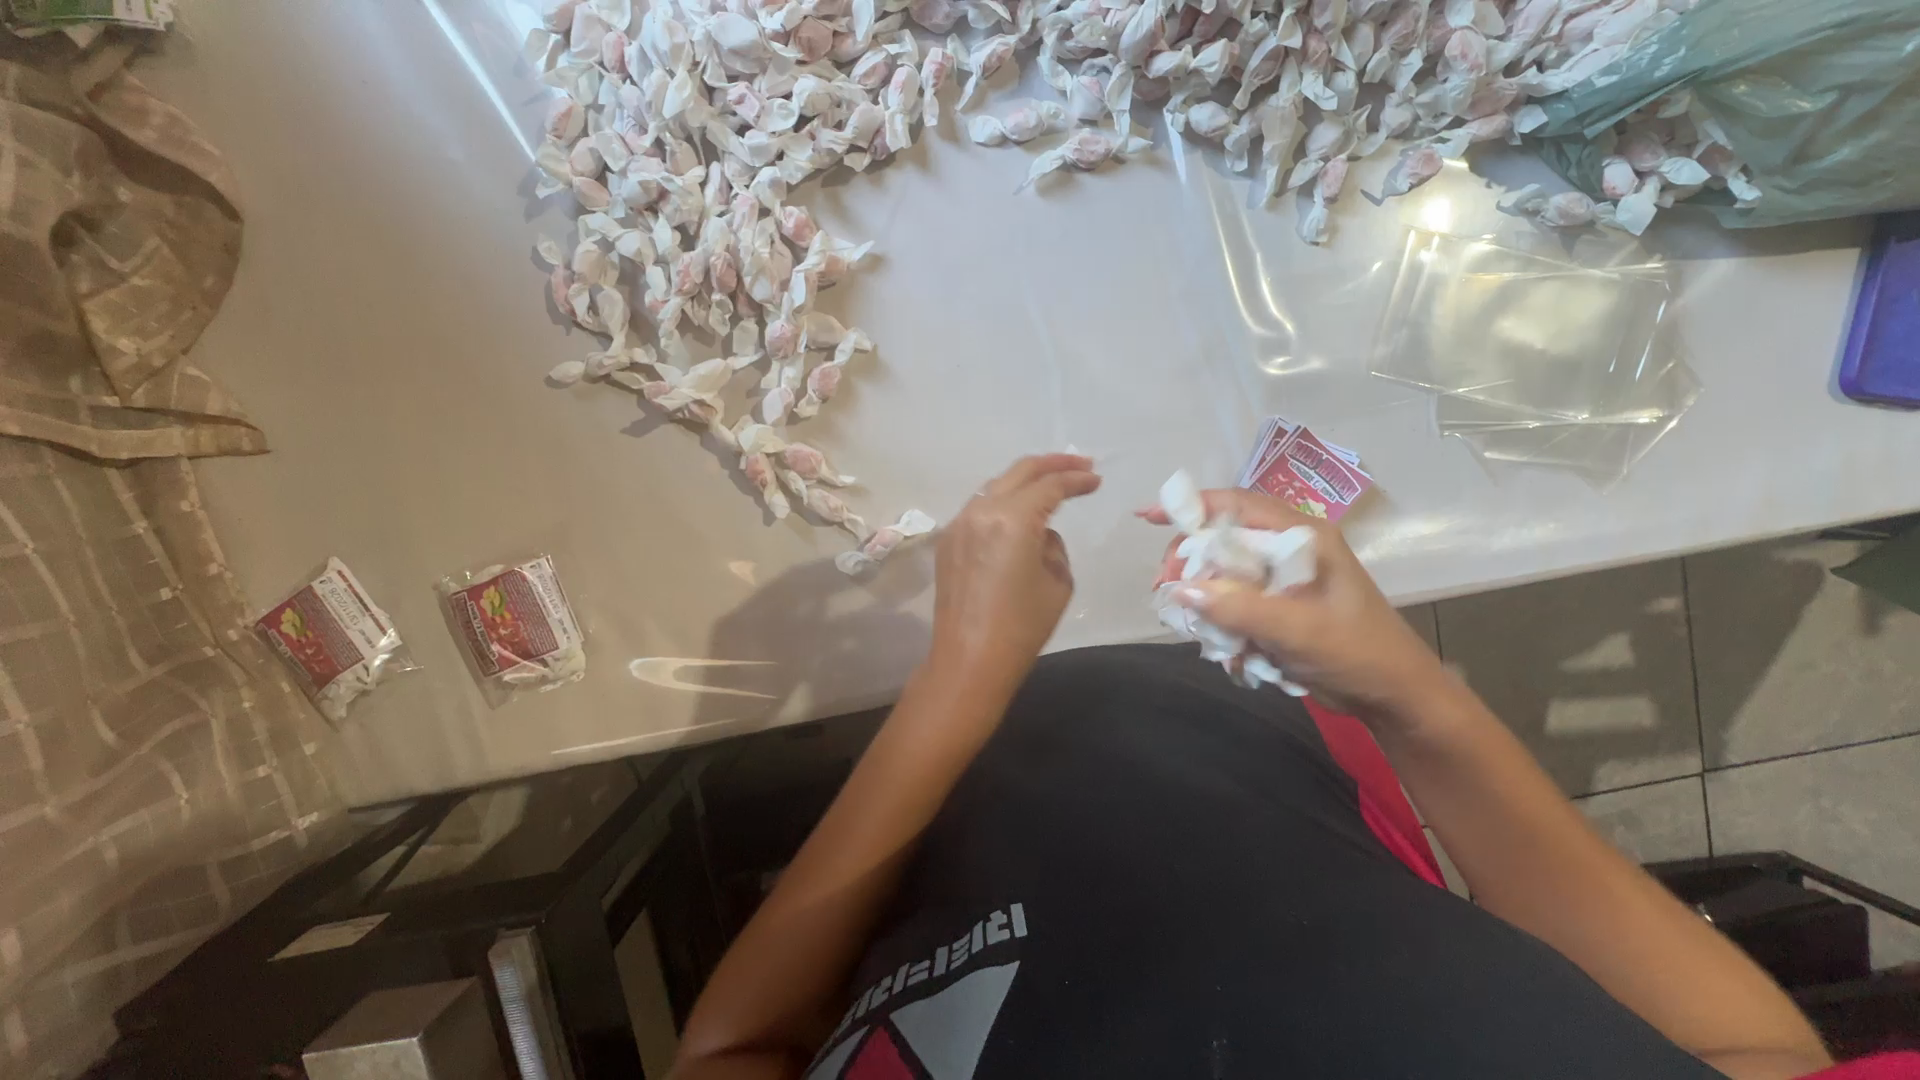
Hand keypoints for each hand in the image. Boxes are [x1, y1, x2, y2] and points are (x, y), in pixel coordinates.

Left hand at [929, 454, 1101, 684]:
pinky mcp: (947, 542)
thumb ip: (1052, 546)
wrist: (970, 660)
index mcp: (1012, 519)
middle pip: (1019, 472)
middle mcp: (980, 511)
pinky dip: (1002, 502)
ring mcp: (958, 525)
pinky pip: (978, 509)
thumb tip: (1039, 534)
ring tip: (1050, 484)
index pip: (1050, 486)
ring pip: (994, 487)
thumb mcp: (1058, 582)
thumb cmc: (1022, 626)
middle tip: (1080, 464)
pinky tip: (1018, 512)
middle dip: (1052, 465)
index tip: (1097, 480)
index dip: (1076, 480)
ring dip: (1024, 481)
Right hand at [1144, 487, 1449, 721]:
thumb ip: (1238, 608)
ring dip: (1201, 595)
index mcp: (1302, 536)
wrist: (1392, 696)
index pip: (1237, 506)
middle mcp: (1289, 549)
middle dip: (1189, 561)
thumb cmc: (1355, 652)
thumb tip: (1180, 590)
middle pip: (1223, 539)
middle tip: (1163, 589)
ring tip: (1183, 620)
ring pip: (1223, 573)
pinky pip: (1233, 601)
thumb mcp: (1296, 629)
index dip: (1191, 507)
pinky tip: (1214, 643)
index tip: (1147, 518)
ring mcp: (1283, 579)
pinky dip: (1218, 618)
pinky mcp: (1278, 606)